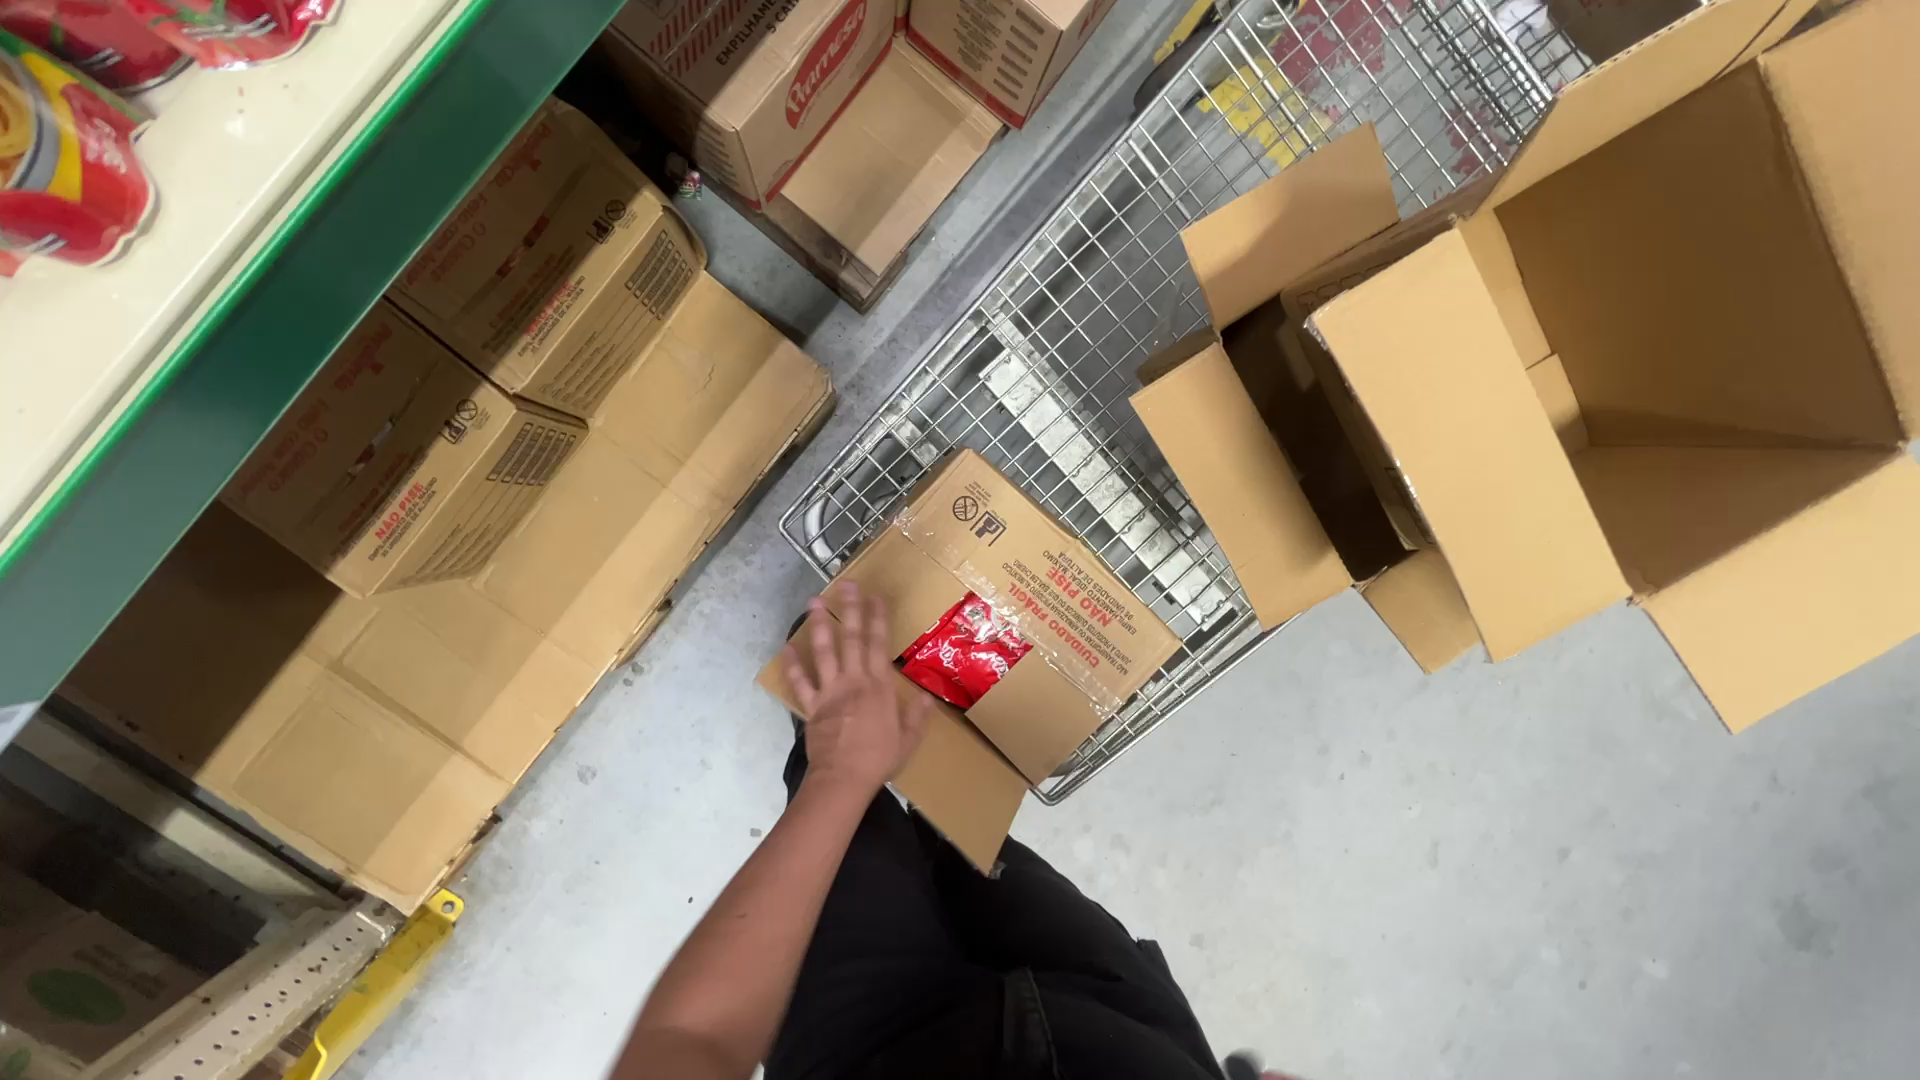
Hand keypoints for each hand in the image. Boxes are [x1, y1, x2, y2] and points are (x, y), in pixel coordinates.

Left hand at [782, 582, 932, 794]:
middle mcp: (853, 681)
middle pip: (851, 638)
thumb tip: (926, 696)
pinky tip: (786, 647)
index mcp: (879, 686)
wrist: (843, 779)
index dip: (878, 618)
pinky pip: (800, 682)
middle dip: (850, 609)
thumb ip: (916, 716)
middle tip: (847, 585)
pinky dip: (792, 665)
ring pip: (824, 652)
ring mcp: (830, 691)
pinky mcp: (812, 707)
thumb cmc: (879, 759)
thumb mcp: (908, 739)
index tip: (876, 597)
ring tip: (814, 602)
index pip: (878, 644)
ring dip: (819, 625)